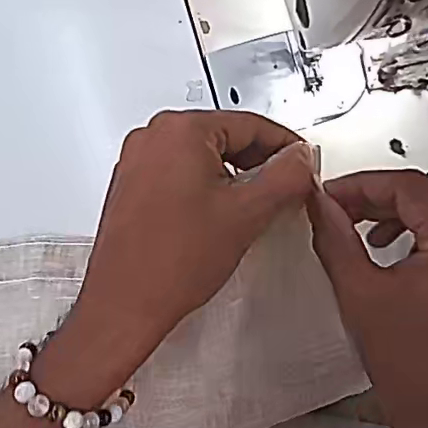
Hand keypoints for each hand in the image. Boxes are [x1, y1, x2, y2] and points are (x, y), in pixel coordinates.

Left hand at [39, 110, 316, 405]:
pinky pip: (178, 176)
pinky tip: (217, 220)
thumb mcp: (247, 214)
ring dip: (232, 179)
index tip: (302, 162)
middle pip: (224, 138)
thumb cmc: (167, 264)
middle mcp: (151, 139)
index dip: (286, 146)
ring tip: (251, 210)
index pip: (250, 124)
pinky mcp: (130, 188)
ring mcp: (136, 164)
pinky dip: (204, 191)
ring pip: (201, 158)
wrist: (125, 303)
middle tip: (284, 187)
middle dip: (259, 163)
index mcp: (179, 131)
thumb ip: (286, 176)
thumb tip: (299, 158)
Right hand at [307, 171, 427, 427]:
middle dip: (381, 196)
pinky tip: (394, 250)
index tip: (331, 195)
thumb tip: (322, 207)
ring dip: (402, 213)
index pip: (409, 187)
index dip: (362, 185)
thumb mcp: (359, 293)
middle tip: (342, 208)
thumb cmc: (410, 362)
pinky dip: (422, 233)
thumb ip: (337, 239)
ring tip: (364, 228)